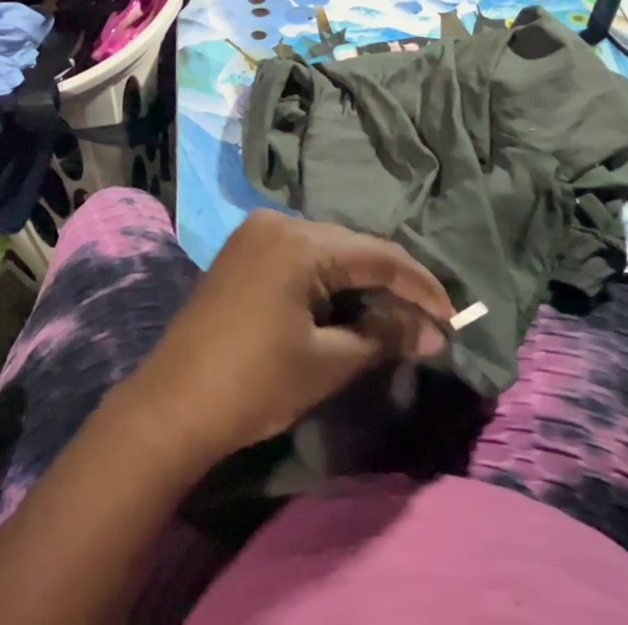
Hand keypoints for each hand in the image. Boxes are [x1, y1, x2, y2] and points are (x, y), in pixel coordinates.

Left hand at [113, 210, 454, 465]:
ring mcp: (251, 238)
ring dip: (359, 285)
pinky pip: (297, 260)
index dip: (421, 287)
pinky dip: (326, 285)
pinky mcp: (238, 257)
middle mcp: (274, 224)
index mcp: (298, 241)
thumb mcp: (329, 361)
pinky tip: (348, 311)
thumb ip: (384, 335)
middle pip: (352, 248)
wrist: (173, 405)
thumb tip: (433, 331)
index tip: (454, 319)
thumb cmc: (256, 383)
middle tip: (427, 326)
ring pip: (325, 254)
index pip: (379, 255)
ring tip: (394, 323)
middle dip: (391, 286)